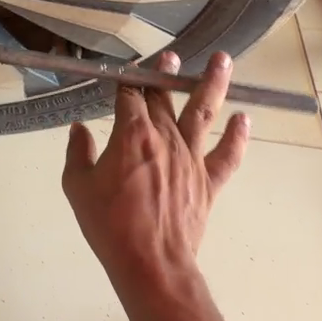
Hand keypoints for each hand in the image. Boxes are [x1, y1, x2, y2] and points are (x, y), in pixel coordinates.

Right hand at [62, 51, 249, 288]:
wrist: (150, 264)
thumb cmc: (109, 223)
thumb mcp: (77, 186)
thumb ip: (78, 152)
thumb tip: (79, 130)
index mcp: (130, 132)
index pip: (128, 94)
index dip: (125, 79)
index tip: (124, 70)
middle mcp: (164, 136)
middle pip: (163, 96)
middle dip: (163, 74)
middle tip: (168, 56)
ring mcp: (190, 157)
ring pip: (203, 113)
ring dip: (212, 84)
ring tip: (222, 60)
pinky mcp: (208, 181)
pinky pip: (227, 156)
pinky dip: (237, 137)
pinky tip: (245, 119)